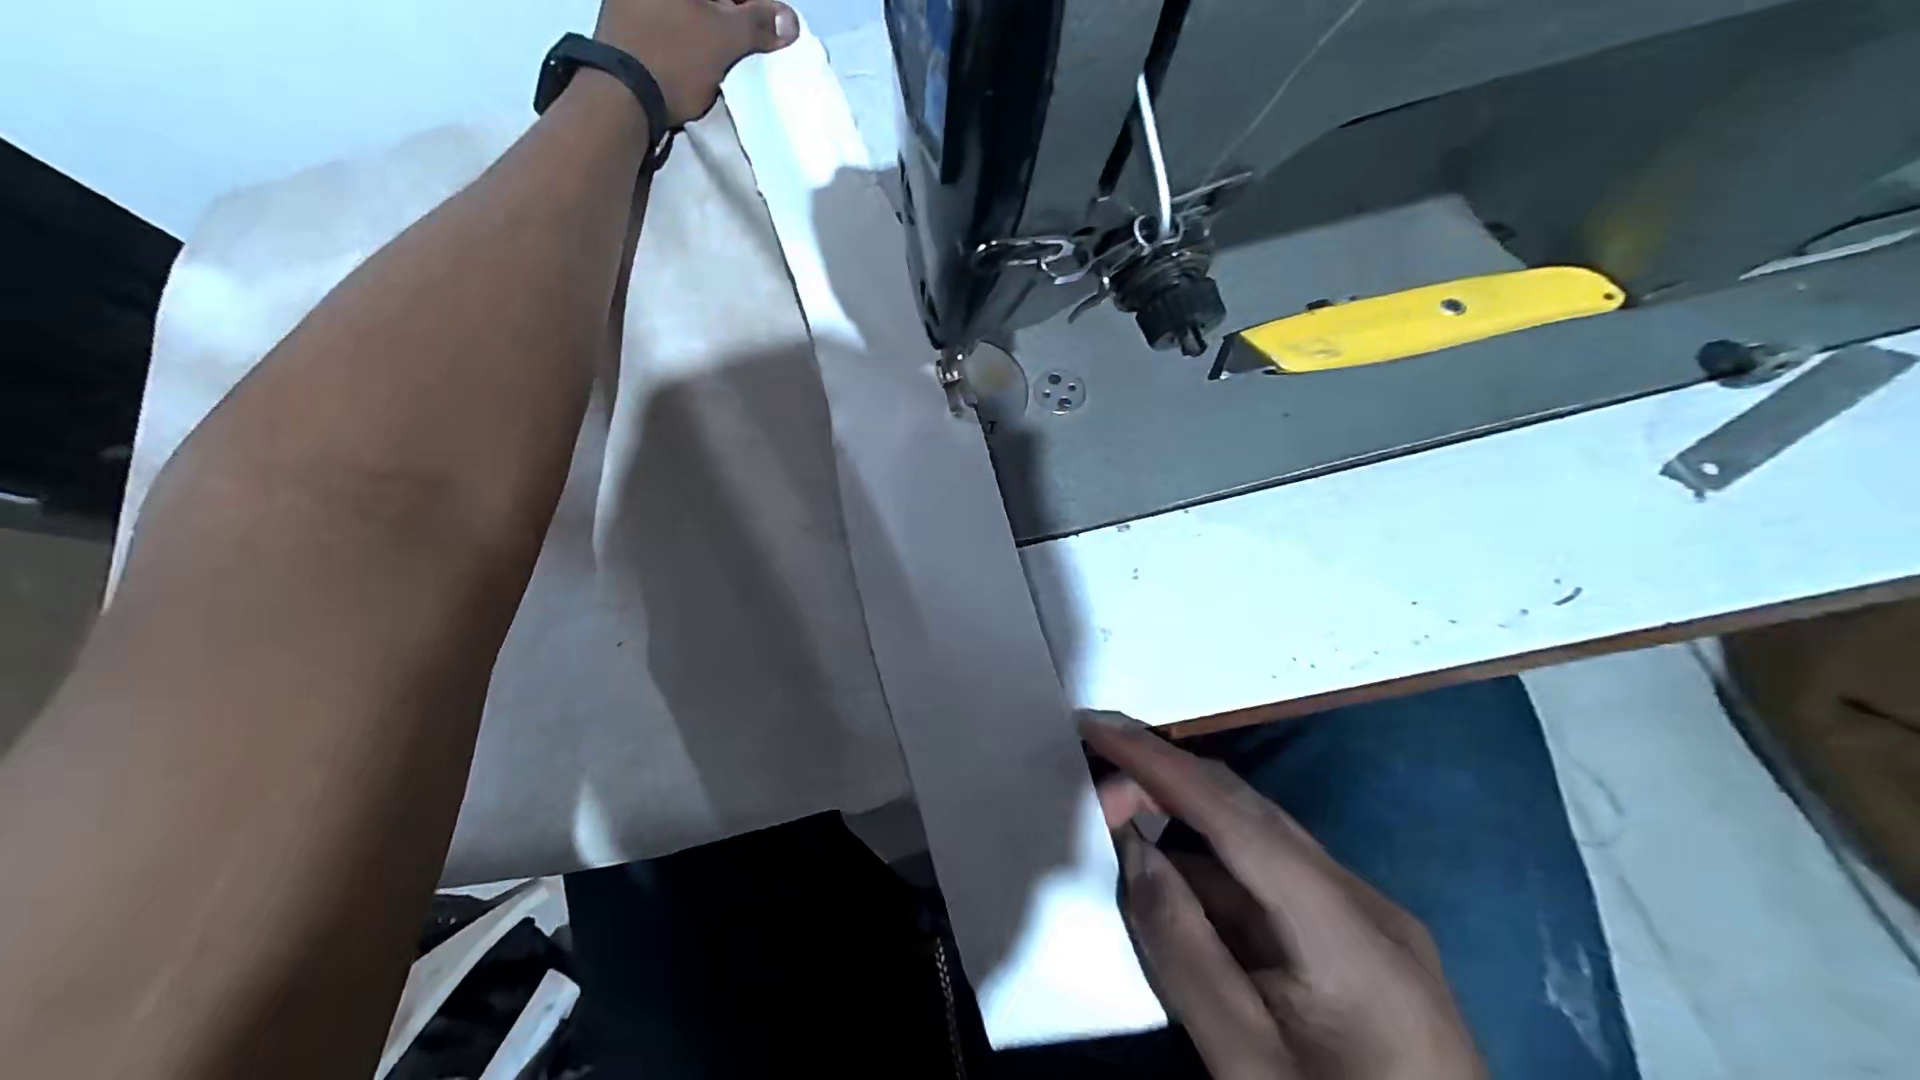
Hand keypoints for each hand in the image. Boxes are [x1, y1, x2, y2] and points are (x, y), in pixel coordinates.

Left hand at [595, 0, 799, 124]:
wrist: (619, 97)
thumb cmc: (673, 57)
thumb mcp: (723, 39)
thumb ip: (758, 24)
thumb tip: (791, 20)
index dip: (757, 5)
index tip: (775, 27)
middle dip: (738, 14)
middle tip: (760, 43)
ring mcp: (636, 1)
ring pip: (693, 9)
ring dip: (719, 27)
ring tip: (738, 55)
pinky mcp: (629, 23)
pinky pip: (676, 22)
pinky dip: (698, 37)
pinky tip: (710, 59)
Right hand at [1082, 712, 1486, 1079]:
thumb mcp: (1246, 1064)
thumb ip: (1184, 953)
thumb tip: (1136, 852)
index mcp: (1347, 931)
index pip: (1236, 817)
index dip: (1159, 764)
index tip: (1097, 726)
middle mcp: (1364, 902)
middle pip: (1250, 813)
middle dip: (1166, 781)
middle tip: (1094, 778)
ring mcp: (1368, 920)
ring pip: (1259, 844)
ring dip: (1187, 827)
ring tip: (1121, 823)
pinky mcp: (1360, 942)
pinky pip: (1272, 883)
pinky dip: (1215, 871)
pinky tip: (1178, 886)